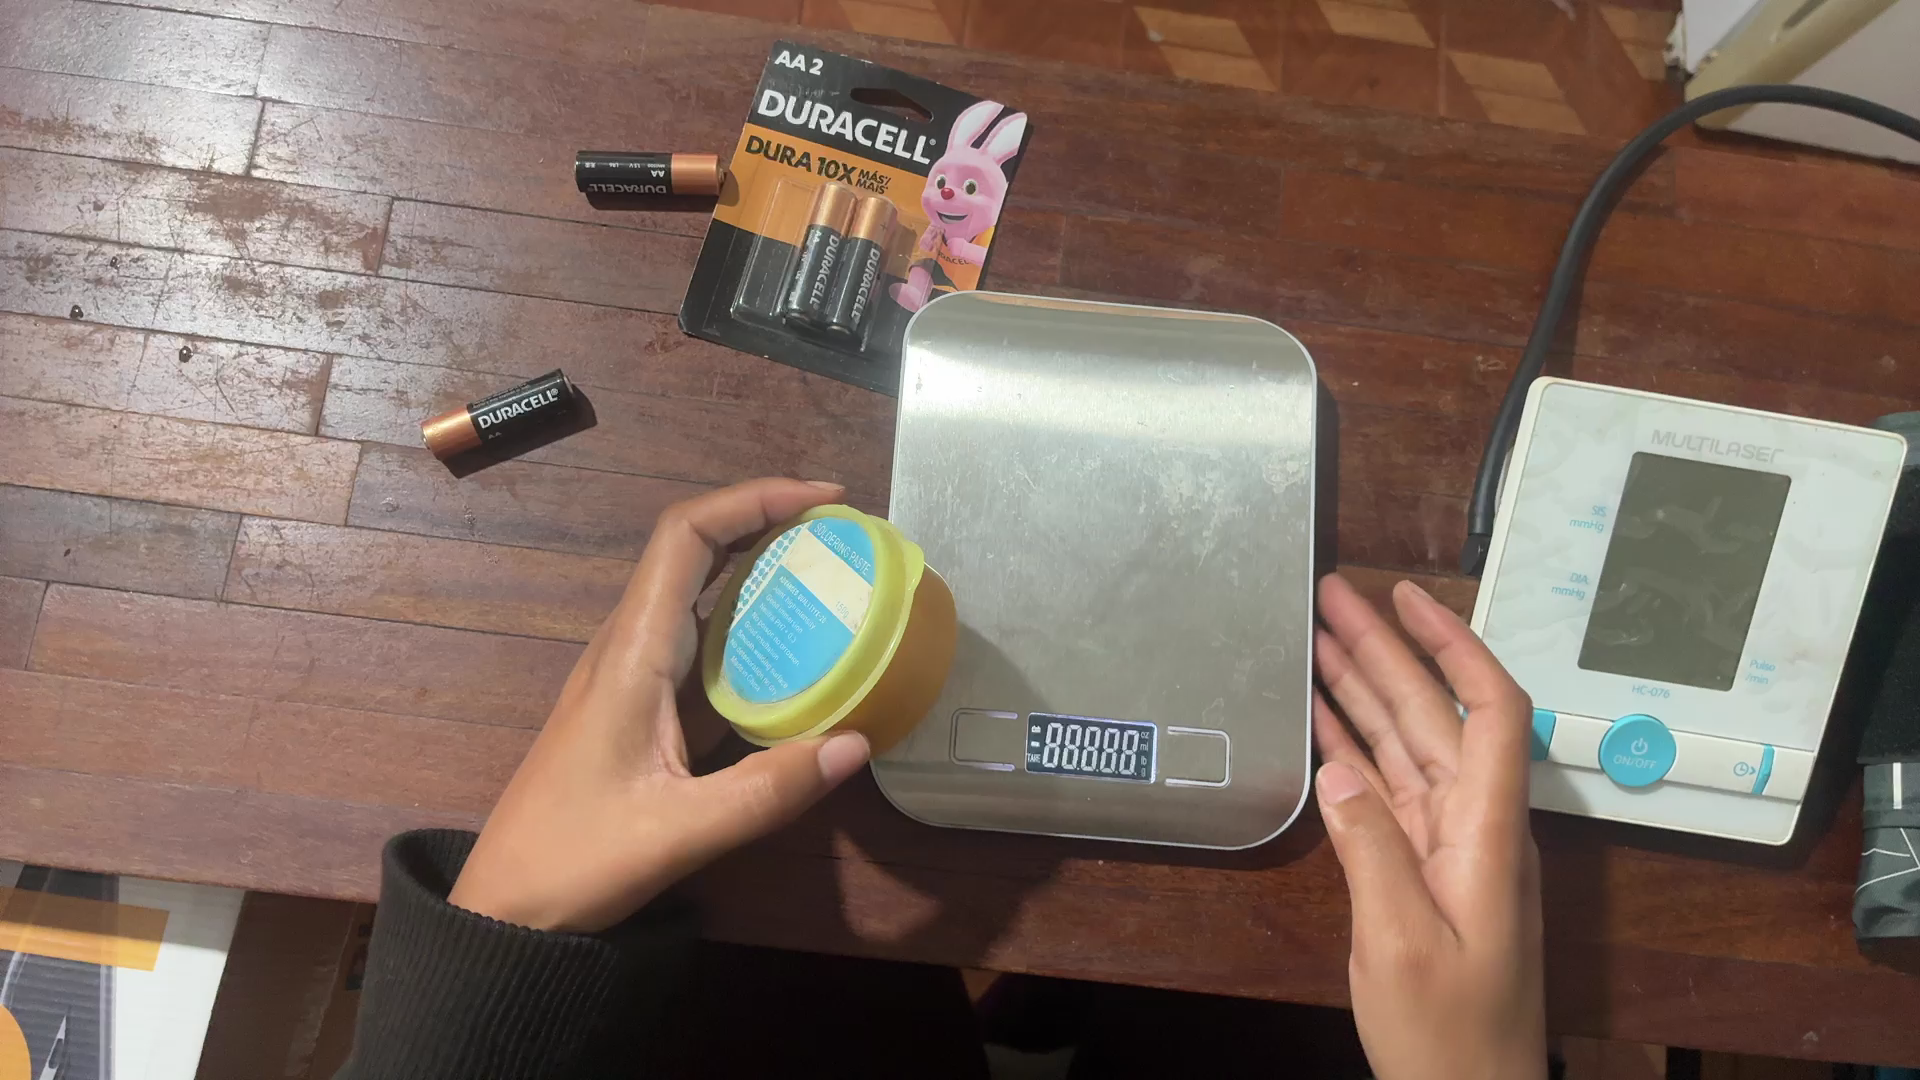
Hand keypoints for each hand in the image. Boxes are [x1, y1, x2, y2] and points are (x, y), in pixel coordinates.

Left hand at [449, 479, 872, 932]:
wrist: (504, 910)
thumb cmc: (575, 862)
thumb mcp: (679, 832)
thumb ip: (769, 790)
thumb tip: (857, 742)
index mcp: (633, 651)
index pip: (686, 536)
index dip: (754, 499)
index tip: (822, 499)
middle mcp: (631, 642)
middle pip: (696, 545)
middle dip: (768, 518)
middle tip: (840, 531)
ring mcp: (634, 666)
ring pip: (699, 584)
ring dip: (760, 560)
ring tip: (828, 569)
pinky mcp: (643, 695)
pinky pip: (702, 630)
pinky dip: (751, 613)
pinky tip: (793, 641)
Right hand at [1312, 573, 1545, 1079]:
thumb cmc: (1446, 1029)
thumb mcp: (1405, 945)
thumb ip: (1372, 852)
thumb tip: (1336, 770)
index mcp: (1485, 829)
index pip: (1489, 713)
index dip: (1453, 647)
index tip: (1408, 600)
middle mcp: (1465, 815)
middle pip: (1427, 711)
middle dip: (1383, 647)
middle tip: (1331, 595)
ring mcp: (1433, 831)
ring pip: (1395, 735)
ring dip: (1358, 681)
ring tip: (1315, 633)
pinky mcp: (1404, 849)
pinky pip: (1373, 775)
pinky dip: (1344, 735)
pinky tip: (1315, 705)